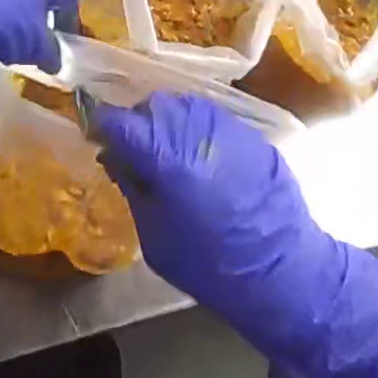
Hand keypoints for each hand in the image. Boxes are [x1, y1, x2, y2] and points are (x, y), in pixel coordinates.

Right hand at [91, 92, 377, 377]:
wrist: (284, 272)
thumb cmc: (210, 265)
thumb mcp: (155, 235)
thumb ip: (134, 186)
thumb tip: (116, 156)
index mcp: (169, 159)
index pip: (122, 122)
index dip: (102, 124)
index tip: (94, 132)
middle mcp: (199, 132)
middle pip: (154, 105)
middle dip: (136, 121)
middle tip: (132, 148)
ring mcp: (230, 129)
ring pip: (184, 104)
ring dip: (166, 121)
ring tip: (165, 150)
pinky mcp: (252, 135)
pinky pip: (212, 117)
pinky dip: (194, 128)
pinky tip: (196, 155)